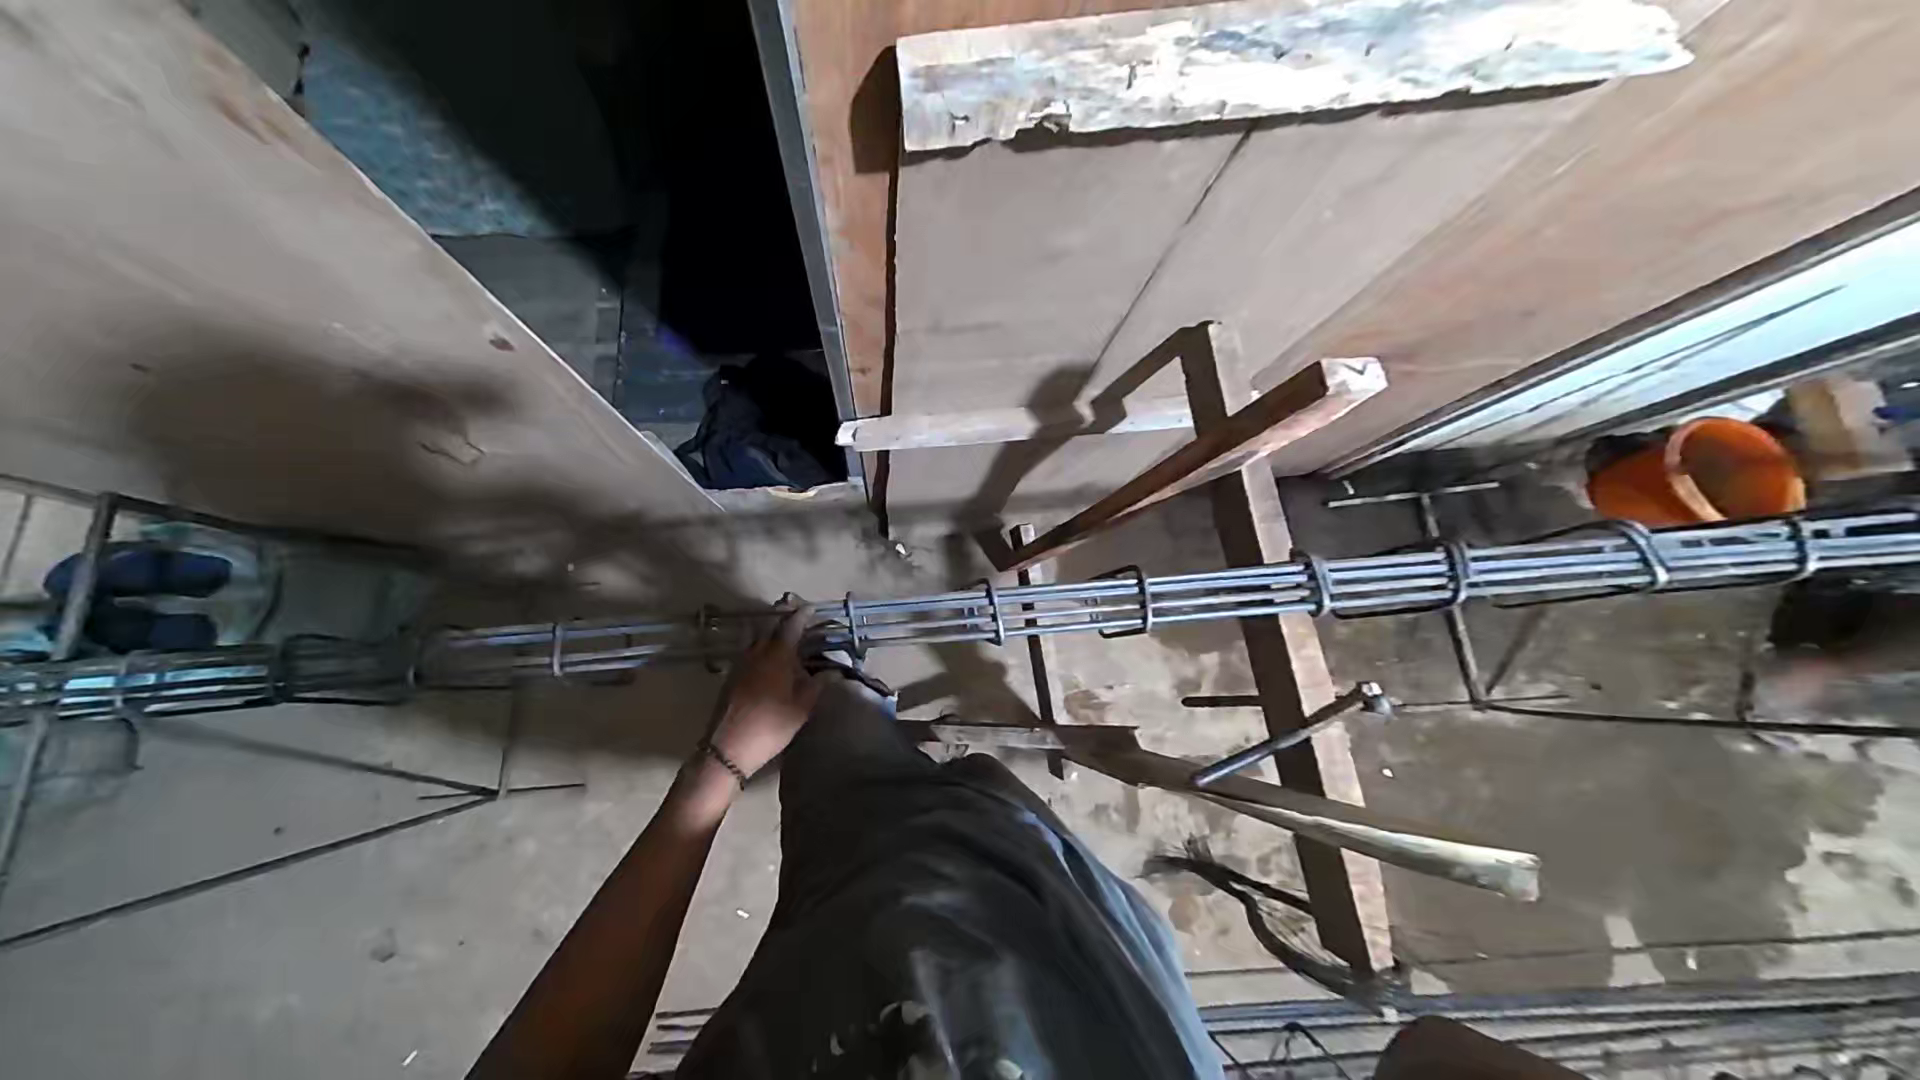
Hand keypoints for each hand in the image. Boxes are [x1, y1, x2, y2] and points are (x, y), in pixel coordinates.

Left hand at [703, 597, 821, 778]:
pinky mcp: (730, 676)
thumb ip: (817, 686)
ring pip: (753, 635)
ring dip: (765, 627)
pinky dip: (756, 643)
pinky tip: (763, 654)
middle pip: (768, 624)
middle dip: (781, 614)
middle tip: (793, 609)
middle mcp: (756, 653)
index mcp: (777, 656)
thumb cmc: (770, 726)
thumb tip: (835, 671)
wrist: (727, 749)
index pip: (791, 627)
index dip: (802, 615)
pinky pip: (745, 650)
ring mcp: (740, 664)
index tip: (811, 608)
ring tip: (777, 627)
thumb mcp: (801, 709)